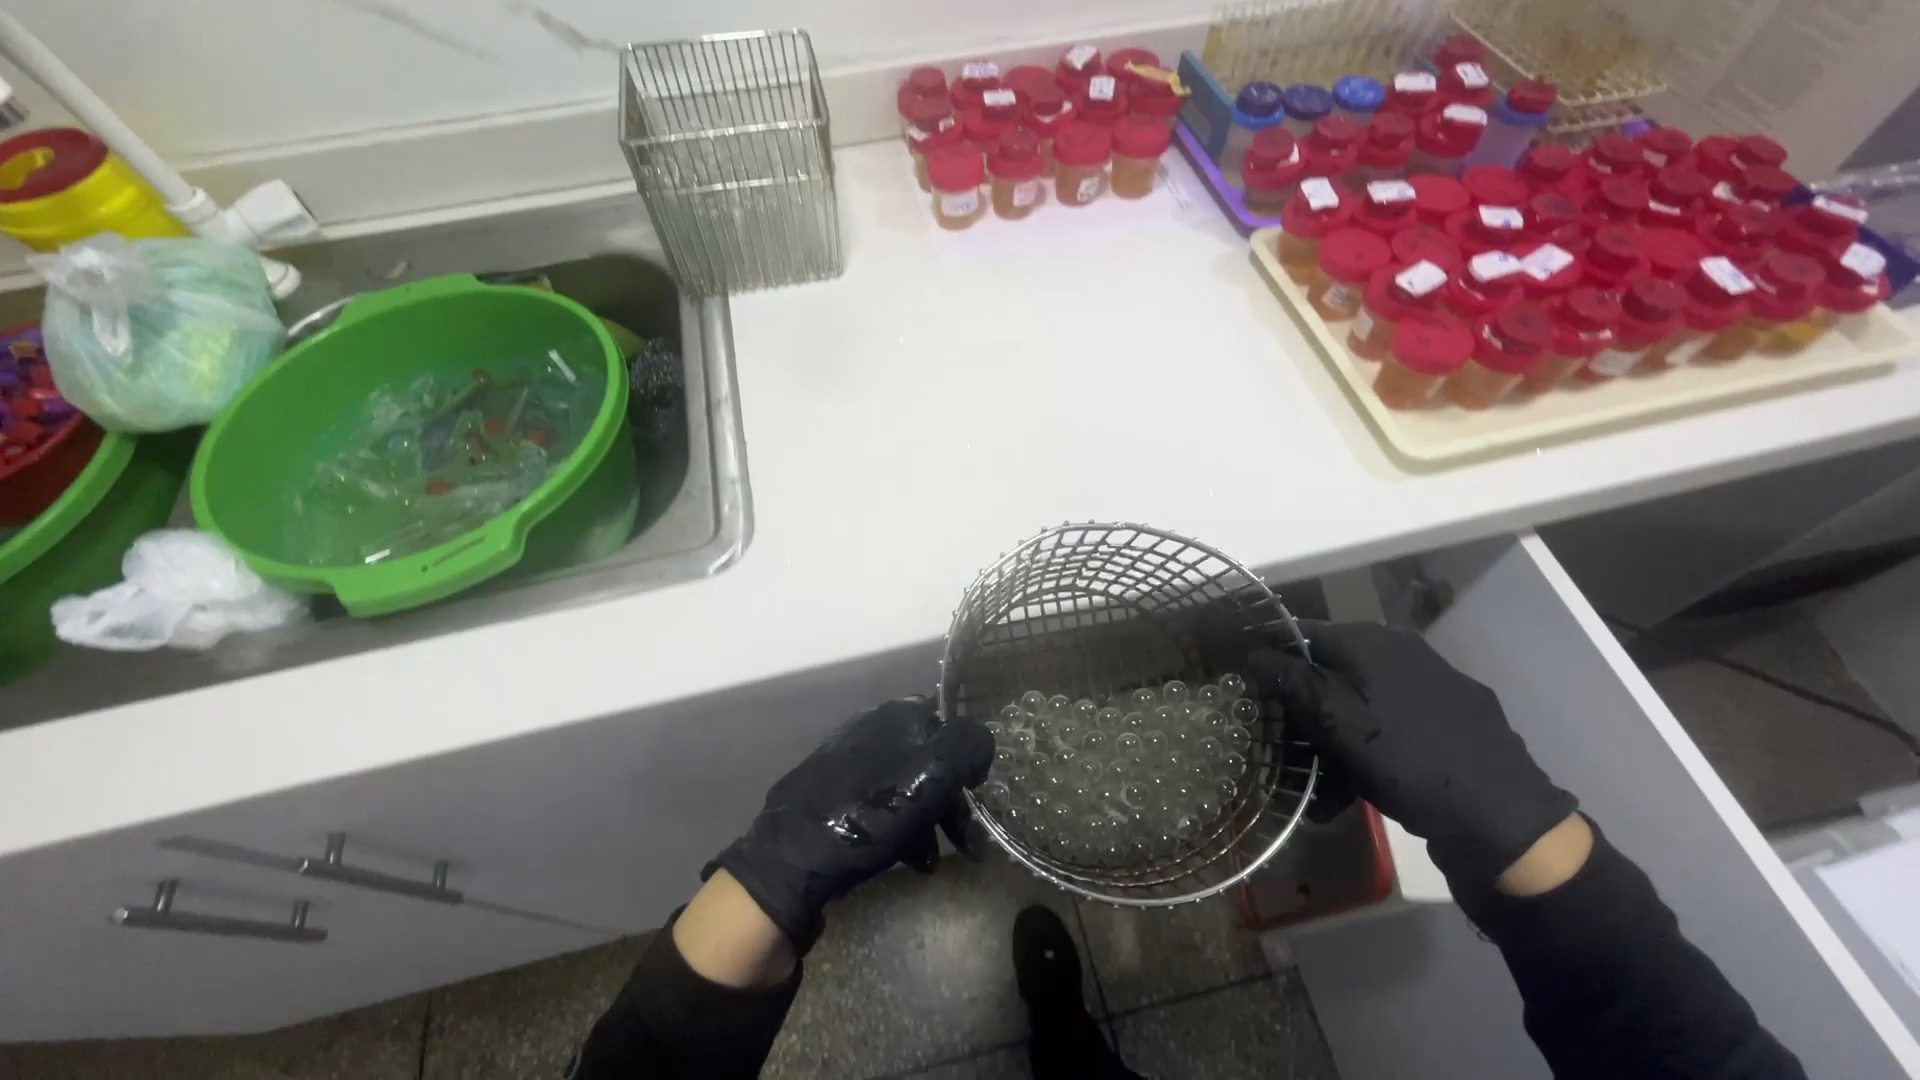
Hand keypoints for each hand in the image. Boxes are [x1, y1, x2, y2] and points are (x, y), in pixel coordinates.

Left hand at [705, 696, 993, 954]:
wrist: (789, 861)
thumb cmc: (867, 814)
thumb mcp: (930, 775)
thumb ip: (967, 746)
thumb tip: (983, 739)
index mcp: (896, 716)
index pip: (948, 718)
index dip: (969, 752)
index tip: (979, 789)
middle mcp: (872, 729)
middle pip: (930, 758)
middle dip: (953, 801)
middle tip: (969, 844)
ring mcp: (849, 761)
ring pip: (908, 785)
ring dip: (931, 821)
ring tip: (935, 861)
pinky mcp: (832, 794)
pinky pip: (882, 805)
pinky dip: (902, 829)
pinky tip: (909, 861)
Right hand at [1248, 620, 1576, 887]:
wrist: (1504, 819)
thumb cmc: (1410, 763)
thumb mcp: (1340, 723)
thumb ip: (1295, 682)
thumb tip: (1255, 652)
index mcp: (1373, 642)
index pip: (1301, 634)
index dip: (1270, 658)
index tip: (1246, 688)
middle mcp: (1402, 650)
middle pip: (1331, 667)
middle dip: (1302, 702)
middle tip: (1278, 741)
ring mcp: (1431, 683)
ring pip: (1360, 697)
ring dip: (1332, 728)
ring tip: (1313, 773)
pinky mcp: (1449, 717)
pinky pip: (1390, 719)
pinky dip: (1366, 741)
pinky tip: (1356, 779)